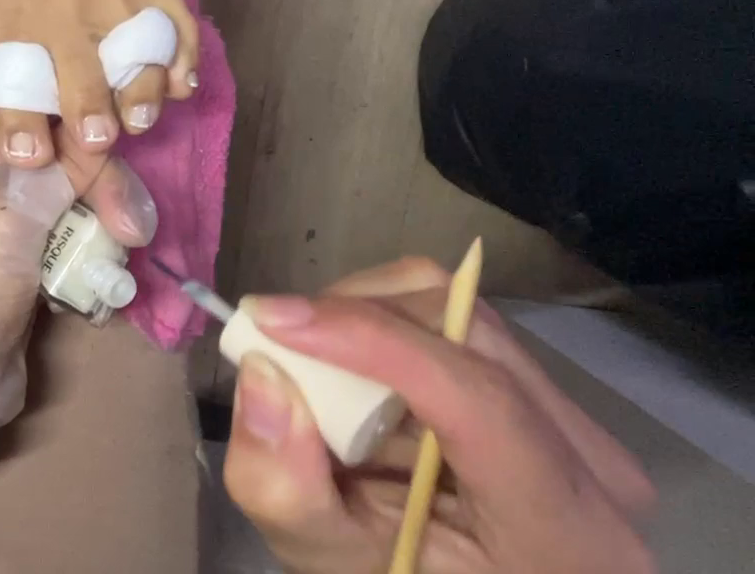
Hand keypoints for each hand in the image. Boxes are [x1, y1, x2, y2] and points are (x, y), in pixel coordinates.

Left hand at [0, 0, 198, 167]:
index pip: (15, 121)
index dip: (23, 143)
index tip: (24, 149)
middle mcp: (60, 28)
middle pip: (83, 115)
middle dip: (77, 139)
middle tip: (80, 143)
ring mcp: (115, 2)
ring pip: (134, 89)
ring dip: (128, 113)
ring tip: (121, 123)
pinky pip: (176, 43)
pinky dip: (172, 71)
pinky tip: (166, 83)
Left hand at [0, 113, 154, 497]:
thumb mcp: (7, 220)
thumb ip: (60, 170)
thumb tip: (106, 123)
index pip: (30, 101)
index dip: (78, 111)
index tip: (119, 138)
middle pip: (66, 145)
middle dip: (104, 182)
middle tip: (129, 228)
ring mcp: (14, 209)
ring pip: (80, 189)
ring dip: (109, 219)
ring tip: (127, 254)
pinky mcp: (35, 248)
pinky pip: (80, 229)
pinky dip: (98, 247)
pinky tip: (108, 278)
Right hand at [224, 259, 656, 573]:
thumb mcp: (324, 559)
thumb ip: (284, 486)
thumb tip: (260, 371)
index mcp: (564, 533)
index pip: (477, 398)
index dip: (369, 341)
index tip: (267, 319)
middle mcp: (594, 465)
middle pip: (462, 328)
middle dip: (349, 318)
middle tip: (279, 343)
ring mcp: (575, 423)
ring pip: (452, 306)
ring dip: (358, 316)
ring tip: (315, 365)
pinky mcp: (541, 393)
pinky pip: (448, 318)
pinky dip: (377, 322)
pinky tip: (355, 374)